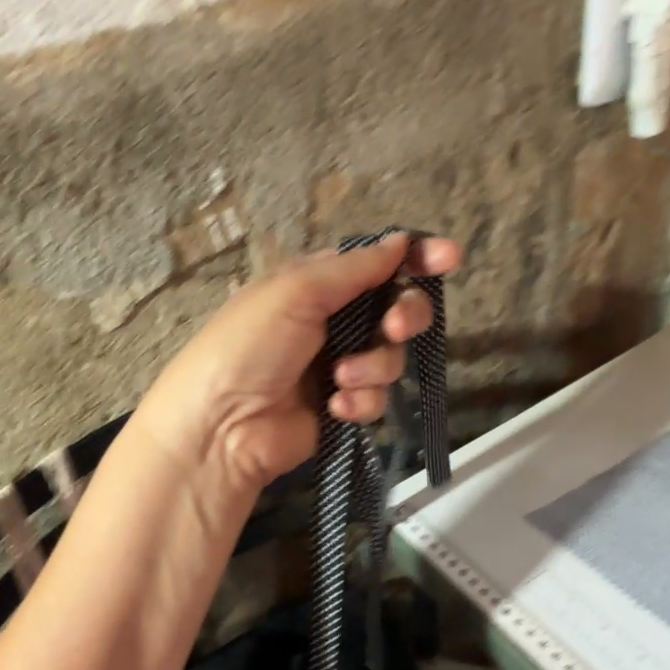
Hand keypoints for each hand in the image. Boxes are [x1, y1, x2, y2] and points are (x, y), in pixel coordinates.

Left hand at [137, 233, 462, 493]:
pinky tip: (334, 408)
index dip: (414, 259)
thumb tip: (399, 242)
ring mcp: (338, 367)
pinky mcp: (342, 407)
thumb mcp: (295, 292)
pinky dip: (360, 401)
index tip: (450, 258)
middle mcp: (332, 322)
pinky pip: (376, 398)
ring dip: (372, 367)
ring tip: (339, 380)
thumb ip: (354, 269)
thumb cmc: (248, 346)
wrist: (220, 427)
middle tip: (395, 329)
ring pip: (391, 358)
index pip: (375, 264)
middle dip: (404, 317)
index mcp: (316, 284)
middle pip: (395, 310)